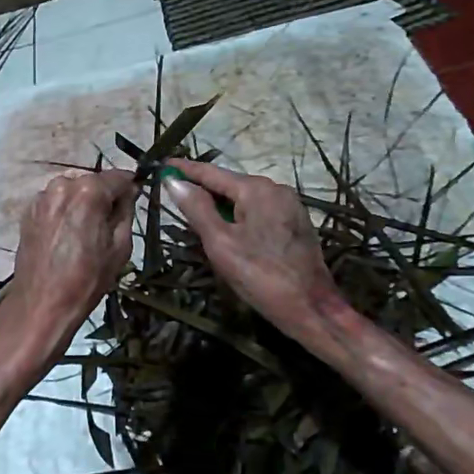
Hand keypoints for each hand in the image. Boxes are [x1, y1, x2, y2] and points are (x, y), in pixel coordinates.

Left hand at [13, 169, 137, 338]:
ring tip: (86, 232)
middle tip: (109, 225)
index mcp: (88, 190)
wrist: (42, 303)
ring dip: (83, 203)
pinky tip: (67, 235)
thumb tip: (129, 192)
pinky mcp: (29, 210)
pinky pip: (56, 202)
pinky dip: (65, 211)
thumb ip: (126, 211)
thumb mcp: (120, 246)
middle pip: (93, 181)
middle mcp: (62, 184)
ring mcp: (42, 196)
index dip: (130, 188)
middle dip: (104, 197)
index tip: (134, 201)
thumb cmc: (87, 278)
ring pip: (73, 190)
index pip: (119, 177)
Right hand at [164, 161, 345, 340]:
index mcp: (256, 189)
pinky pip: (257, 210)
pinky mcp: (294, 223)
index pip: (212, 172)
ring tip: (193, 210)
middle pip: (229, 183)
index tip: (162, 165)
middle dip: (201, 187)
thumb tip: (174, 182)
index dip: (185, 169)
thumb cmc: (260, 276)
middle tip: (172, 191)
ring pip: (243, 198)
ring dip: (219, 203)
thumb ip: (197, 209)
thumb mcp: (220, 243)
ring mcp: (288, 205)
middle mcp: (275, 189)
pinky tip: (224, 227)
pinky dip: (237, 214)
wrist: (311, 308)